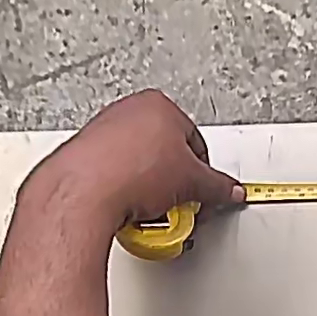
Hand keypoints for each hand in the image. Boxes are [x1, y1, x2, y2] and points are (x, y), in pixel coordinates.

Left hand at [18, 90, 243, 237]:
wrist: (87, 190)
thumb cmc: (132, 171)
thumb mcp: (193, 183)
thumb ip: (217, 187)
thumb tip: (228, 191)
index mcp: (159, 105)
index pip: (195, 143)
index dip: (203, 175)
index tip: (203, 195)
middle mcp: (130, 111)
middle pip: (167, 153)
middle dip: (176, 182)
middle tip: (180, 206)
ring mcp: (106, 132)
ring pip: (141, 166)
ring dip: (151, 190)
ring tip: (153, 210)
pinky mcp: (88, 156)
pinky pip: (118, 176)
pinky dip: (127, 193)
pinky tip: (130, 209)